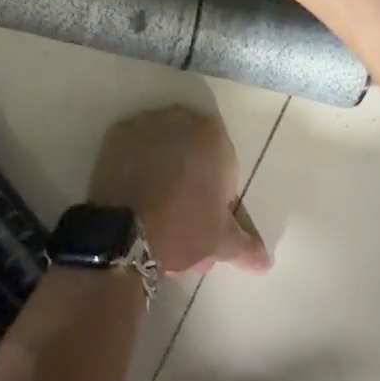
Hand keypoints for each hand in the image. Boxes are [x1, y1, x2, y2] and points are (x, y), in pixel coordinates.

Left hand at [87, 106, 269, 275]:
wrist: (123, 232)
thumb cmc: (183, 229)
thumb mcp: (222, 242)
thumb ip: (247, 246)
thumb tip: (263, 261)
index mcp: (213, 136)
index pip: (224, 164)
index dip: (218, 194)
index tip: (207, 217)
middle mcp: (180, 118)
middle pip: (192, 150)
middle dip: (192, 177)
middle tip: (182, 213)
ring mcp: (144, 122)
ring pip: (163, 146)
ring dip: (165, 167)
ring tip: (155, 204)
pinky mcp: (116, 133)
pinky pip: (135, 147)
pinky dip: (137, 163)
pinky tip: (135, 191)